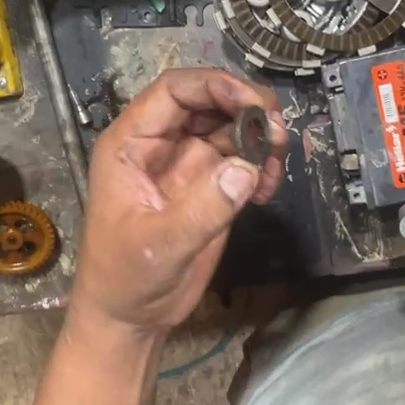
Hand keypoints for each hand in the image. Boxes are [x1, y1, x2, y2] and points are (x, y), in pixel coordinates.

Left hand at [69, 69, 286, 339]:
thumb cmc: (125, 279)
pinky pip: (242, 160)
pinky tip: (269, 190)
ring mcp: (188, 165)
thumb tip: (246, 169)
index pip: (174, 91)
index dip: (214, 86)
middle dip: (247, 108)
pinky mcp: (210, 188)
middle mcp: (161, 145)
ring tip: (278, 163)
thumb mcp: (159, 245)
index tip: (252, 102)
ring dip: (260, 137)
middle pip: (209, 102)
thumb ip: (203, 208)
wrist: (130, 318)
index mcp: (131, 144)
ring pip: (231, 128)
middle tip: (278, 131)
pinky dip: (261, 166)